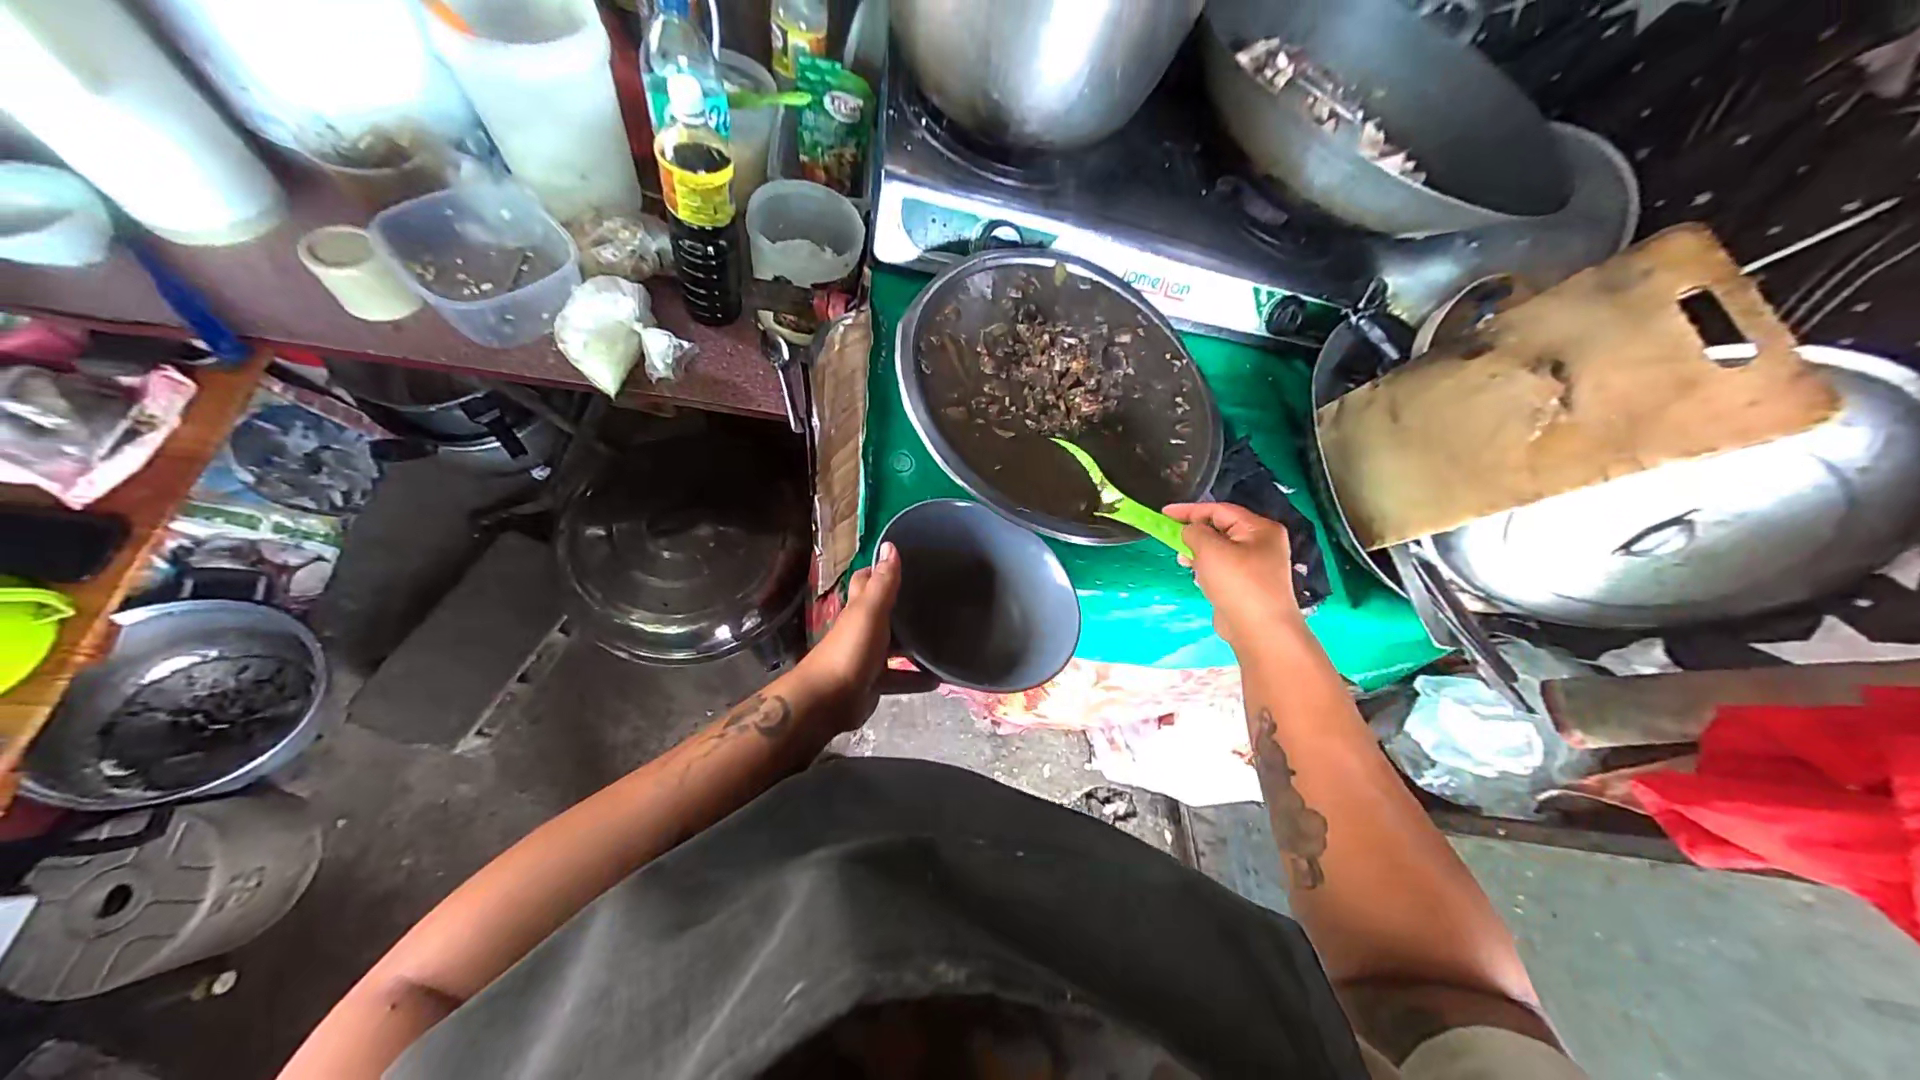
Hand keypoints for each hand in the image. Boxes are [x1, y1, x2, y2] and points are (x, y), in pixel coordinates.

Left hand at [793, 543, 933, 731]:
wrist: (828, 701)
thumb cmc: (850, 651)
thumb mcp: (870, 612)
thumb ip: (883, 582)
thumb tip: (889, 545)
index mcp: (858, 609)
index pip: (866, 581)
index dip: (880, 570)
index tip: (906, 563)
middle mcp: (861, 629)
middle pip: (882, 613)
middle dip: (903, 607)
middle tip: (934, 600)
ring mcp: (866, 657)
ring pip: (894, 646)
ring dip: (914, 644)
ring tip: (943, 638)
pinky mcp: (874, 683)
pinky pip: (899, 677)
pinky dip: (916, 678)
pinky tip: (938, 679)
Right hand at [1163, 502, 1305, 652]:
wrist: (1260, 630)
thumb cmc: (1237, 583)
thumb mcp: (1210, 549)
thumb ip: (1194, 532)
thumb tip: (1188, 531)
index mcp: (1259, 528)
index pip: (1219, 510)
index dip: (1189, 510)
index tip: (1164, 513)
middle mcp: (1261, 544)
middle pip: (1220, 529)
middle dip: (1194, 533)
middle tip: (1172, 539)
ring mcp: (1256, 566)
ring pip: (1219, 550)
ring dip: (1199, 553)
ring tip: (1184, 562)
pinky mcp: (1247, 585)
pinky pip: (1222, 568)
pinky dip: (1207, 569)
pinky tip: (1199, 578)